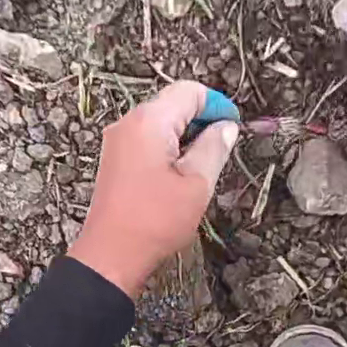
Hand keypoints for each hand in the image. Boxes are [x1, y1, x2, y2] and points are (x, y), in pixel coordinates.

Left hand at [69, 81, 238, 296]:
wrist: (112, 255)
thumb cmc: (155, 221)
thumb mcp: (197, 183)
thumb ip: (215, 148)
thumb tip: (227, 128)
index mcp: (149, 121)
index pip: (189, 91)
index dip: (217, 105)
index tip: (234, 128)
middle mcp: (129, 123)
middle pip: (173, 104)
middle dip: (202, 121)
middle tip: (223, 150)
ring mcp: (118, 141)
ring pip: (161, 124)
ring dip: (187, 138)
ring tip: (203, 168)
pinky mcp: (116, 161)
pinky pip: (148, 141)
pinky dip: (169, 150)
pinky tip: (181, 177)